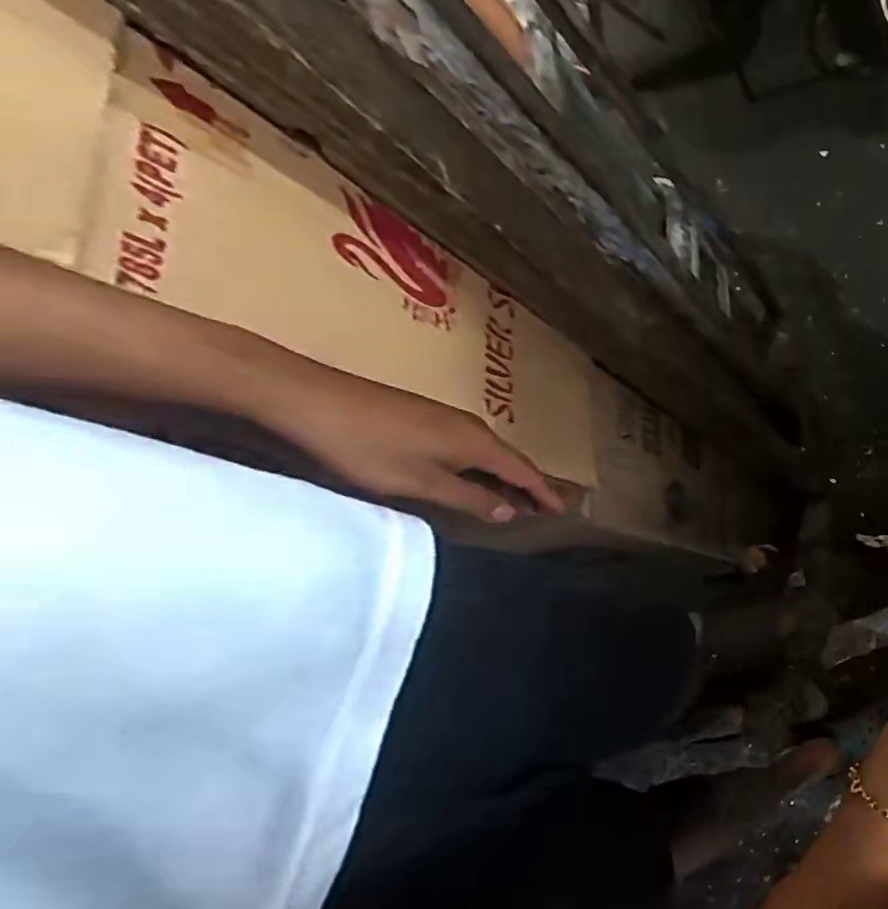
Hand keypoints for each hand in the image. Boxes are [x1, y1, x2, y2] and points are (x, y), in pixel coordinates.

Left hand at [262, 362, 565, 522]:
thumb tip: (508, 511)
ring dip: (505, 476)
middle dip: (530, 485)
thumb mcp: (419, 482)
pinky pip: (471, 446)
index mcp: (478, 444)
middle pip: (512, 460)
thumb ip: (468, 498)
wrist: (305, 396)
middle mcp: (472, 428)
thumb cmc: (366, 446)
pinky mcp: (426, 417)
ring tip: (512, 499)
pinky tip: (473, 476)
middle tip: (543, 508)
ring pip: (491, 453)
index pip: (525, 473)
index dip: (543, 494)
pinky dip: (483, 466)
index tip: (562, 511)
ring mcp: (448, 419)